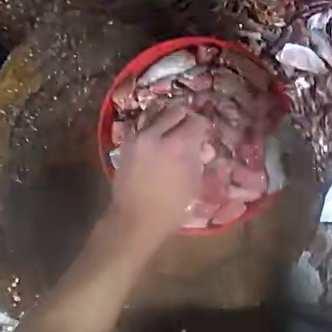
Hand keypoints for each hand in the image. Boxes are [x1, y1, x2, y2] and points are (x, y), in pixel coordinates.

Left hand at [109, 105, 209, 241]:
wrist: (135, 219)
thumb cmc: (172, 208)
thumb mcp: (195, 185)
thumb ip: (199, 161)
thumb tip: (201, 149)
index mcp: (180, 145)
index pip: (198, 121)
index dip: (204, 128)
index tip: (204, 136)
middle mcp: (158, 134)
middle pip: (176, 112)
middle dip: (184, 120)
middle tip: (188, 133)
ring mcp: (139, 137)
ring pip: (156, 116)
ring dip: (166, 122)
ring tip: (170, 135)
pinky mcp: (126, 144)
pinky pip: (141, 128)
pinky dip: (150, 131)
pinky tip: (155, 143)